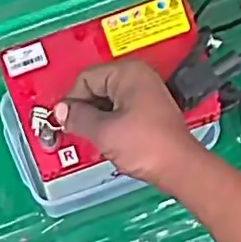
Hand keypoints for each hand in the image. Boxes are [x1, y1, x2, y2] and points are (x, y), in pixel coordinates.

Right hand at [56, 60, 216, 187]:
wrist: (178, 168)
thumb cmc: (147, 146)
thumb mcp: (104, 132)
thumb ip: (78, 118)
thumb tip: (62, 112)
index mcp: (127, 73)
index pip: (86, 78)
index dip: (70, 100)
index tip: (61, 120)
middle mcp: (138, 78)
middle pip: (97, 88)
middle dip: (83, 110)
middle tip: (72, 130)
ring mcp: (146, 95)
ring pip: (108, 102)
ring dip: (95, 119)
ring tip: (89, 138)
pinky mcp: (149, 113)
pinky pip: (120, 112)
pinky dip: (108, 125)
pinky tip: (105, 141)